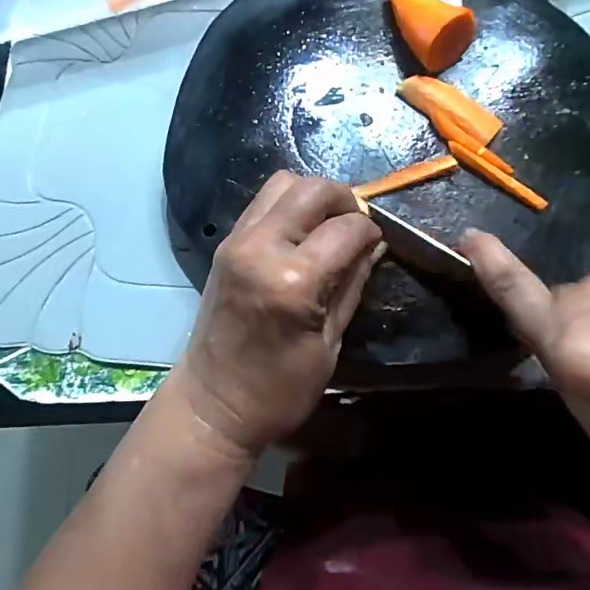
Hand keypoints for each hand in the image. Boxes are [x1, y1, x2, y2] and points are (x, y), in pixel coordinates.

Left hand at [169, 172, 383, 461]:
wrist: (211, 406)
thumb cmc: (279, 390)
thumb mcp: (330, 343)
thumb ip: (353, 283)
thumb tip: (375, 245)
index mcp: (292, 281)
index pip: (346, 228)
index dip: (370, 230)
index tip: (378, 242)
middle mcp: (260, 248)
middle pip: (313, 189)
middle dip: (345, 199)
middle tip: (357, 225)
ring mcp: (237, 241)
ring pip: (284, 183)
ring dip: (314, 196)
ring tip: (330, 225)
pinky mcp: (226, 243)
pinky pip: (264, 202)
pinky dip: (290, 205)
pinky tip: (303, 234)